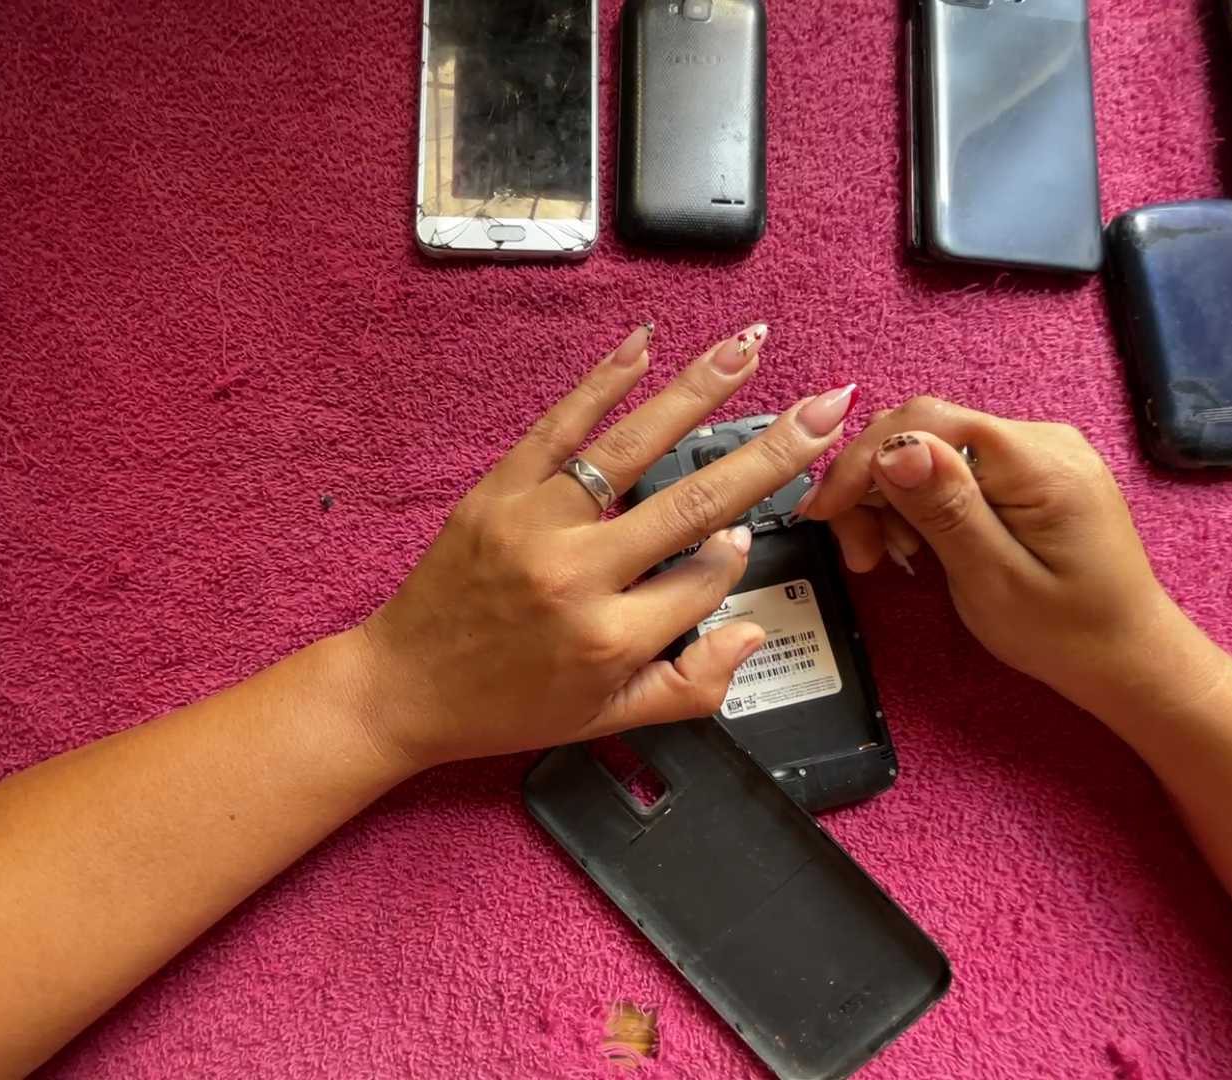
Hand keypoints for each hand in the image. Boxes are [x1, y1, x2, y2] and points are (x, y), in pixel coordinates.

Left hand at [355, 324, 859, 770]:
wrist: (405, 686)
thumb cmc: (504, 706)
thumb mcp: (603, 721)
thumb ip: (690, 686)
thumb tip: (748, 630)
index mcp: (610, 638)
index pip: (706, 579)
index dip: (736, 555)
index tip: (748, 536)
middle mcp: (577, 576)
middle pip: (694, 503)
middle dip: (771, 452)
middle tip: (826, 407)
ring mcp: (533, 526)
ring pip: (631, 448)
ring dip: (697, 392)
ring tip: (749, 349)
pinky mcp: (495, 494)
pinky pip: (557, 429)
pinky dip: (601, 383)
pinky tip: (642, 346)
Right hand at [796, 397, 1214, 709]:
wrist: (1119, 655)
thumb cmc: (1063, 631)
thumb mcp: (993, 578)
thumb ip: (945, 509)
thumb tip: (893, 450)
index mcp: (1040, 464)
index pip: (925, 423)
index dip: (863, 460)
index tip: (823, 511)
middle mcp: (1034, 441)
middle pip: (914, 433)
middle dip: (868, 487)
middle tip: (861, 552)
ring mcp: (1022, 453)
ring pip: (915, 451)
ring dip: (882, 502)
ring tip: (887, 556)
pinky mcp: (1009, 472)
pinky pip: (935, 469)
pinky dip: (904, 505)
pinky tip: (909, 544)